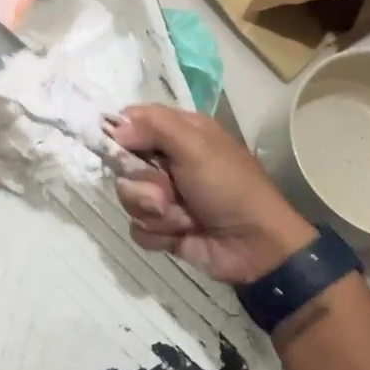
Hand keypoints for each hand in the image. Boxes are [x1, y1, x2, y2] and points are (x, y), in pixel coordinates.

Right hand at [107, 105, 315, 283]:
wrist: (255, 246)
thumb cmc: (229, 188)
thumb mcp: (196, 146)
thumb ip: (154, 127)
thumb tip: (114, 128)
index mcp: (180, 132)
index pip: (133, 122)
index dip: (121, 134)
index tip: (119, 147)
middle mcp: (168, 160)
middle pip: (124, 164)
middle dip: (142, 183)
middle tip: (167, 190)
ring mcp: (164, 196)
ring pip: (128, 198)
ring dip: (154, 212)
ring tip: (184, 218)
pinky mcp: (163, 227)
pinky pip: (138, 227)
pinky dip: (159, 234)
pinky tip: (182, 235)